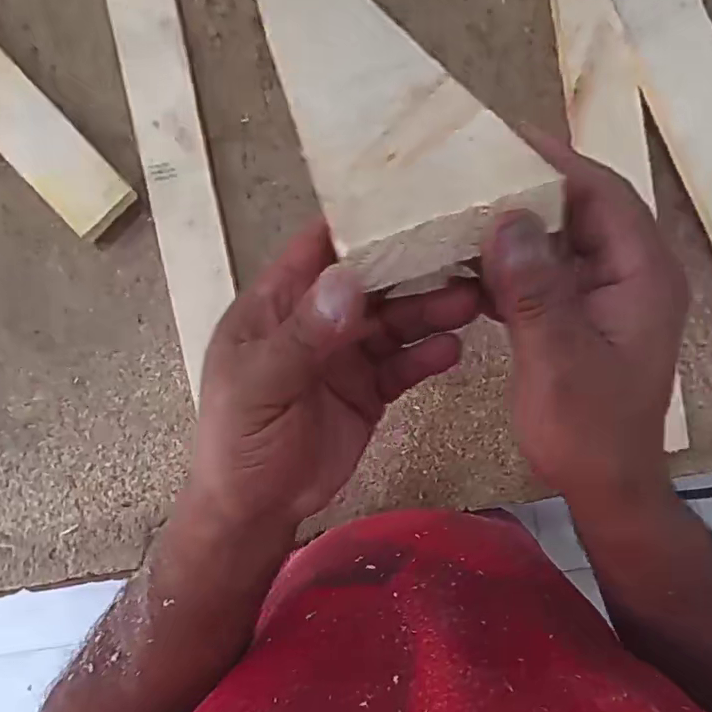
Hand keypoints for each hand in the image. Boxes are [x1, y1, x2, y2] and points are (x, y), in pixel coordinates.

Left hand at [183, 222, 482, 532]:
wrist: (259, 508)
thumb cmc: (241, 441)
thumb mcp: (262, 386)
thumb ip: (304, 336)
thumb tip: (350, 281)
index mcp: (278, 305)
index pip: (321, 248)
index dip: (361, 223)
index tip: (410, 203)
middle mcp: (317, 322)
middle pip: (372, 284)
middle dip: (413, 270)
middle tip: (462, 258)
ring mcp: (346, 356)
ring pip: (395, 323)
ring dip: (429, 312)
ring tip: (470, 304)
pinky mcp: (370, 389)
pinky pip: (403, 365)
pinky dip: (426, 358)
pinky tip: (452, 352)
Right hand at [481, 133, 689, 506]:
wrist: (609, 485)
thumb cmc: (591, 432)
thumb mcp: (559, 360)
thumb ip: (534, 289)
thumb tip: (505, 217)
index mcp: (644, 275)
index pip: (602, 193)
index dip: (552, 161)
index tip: (497, 137)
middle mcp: (634, 275)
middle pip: (582, 210)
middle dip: (527, 189)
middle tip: (469, 169)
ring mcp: (611, 296)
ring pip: (562, 241)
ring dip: (517, 229)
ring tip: (461, 210)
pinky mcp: (588, 317)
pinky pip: (551, 275)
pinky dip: (516, 268)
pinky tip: (472, 265)